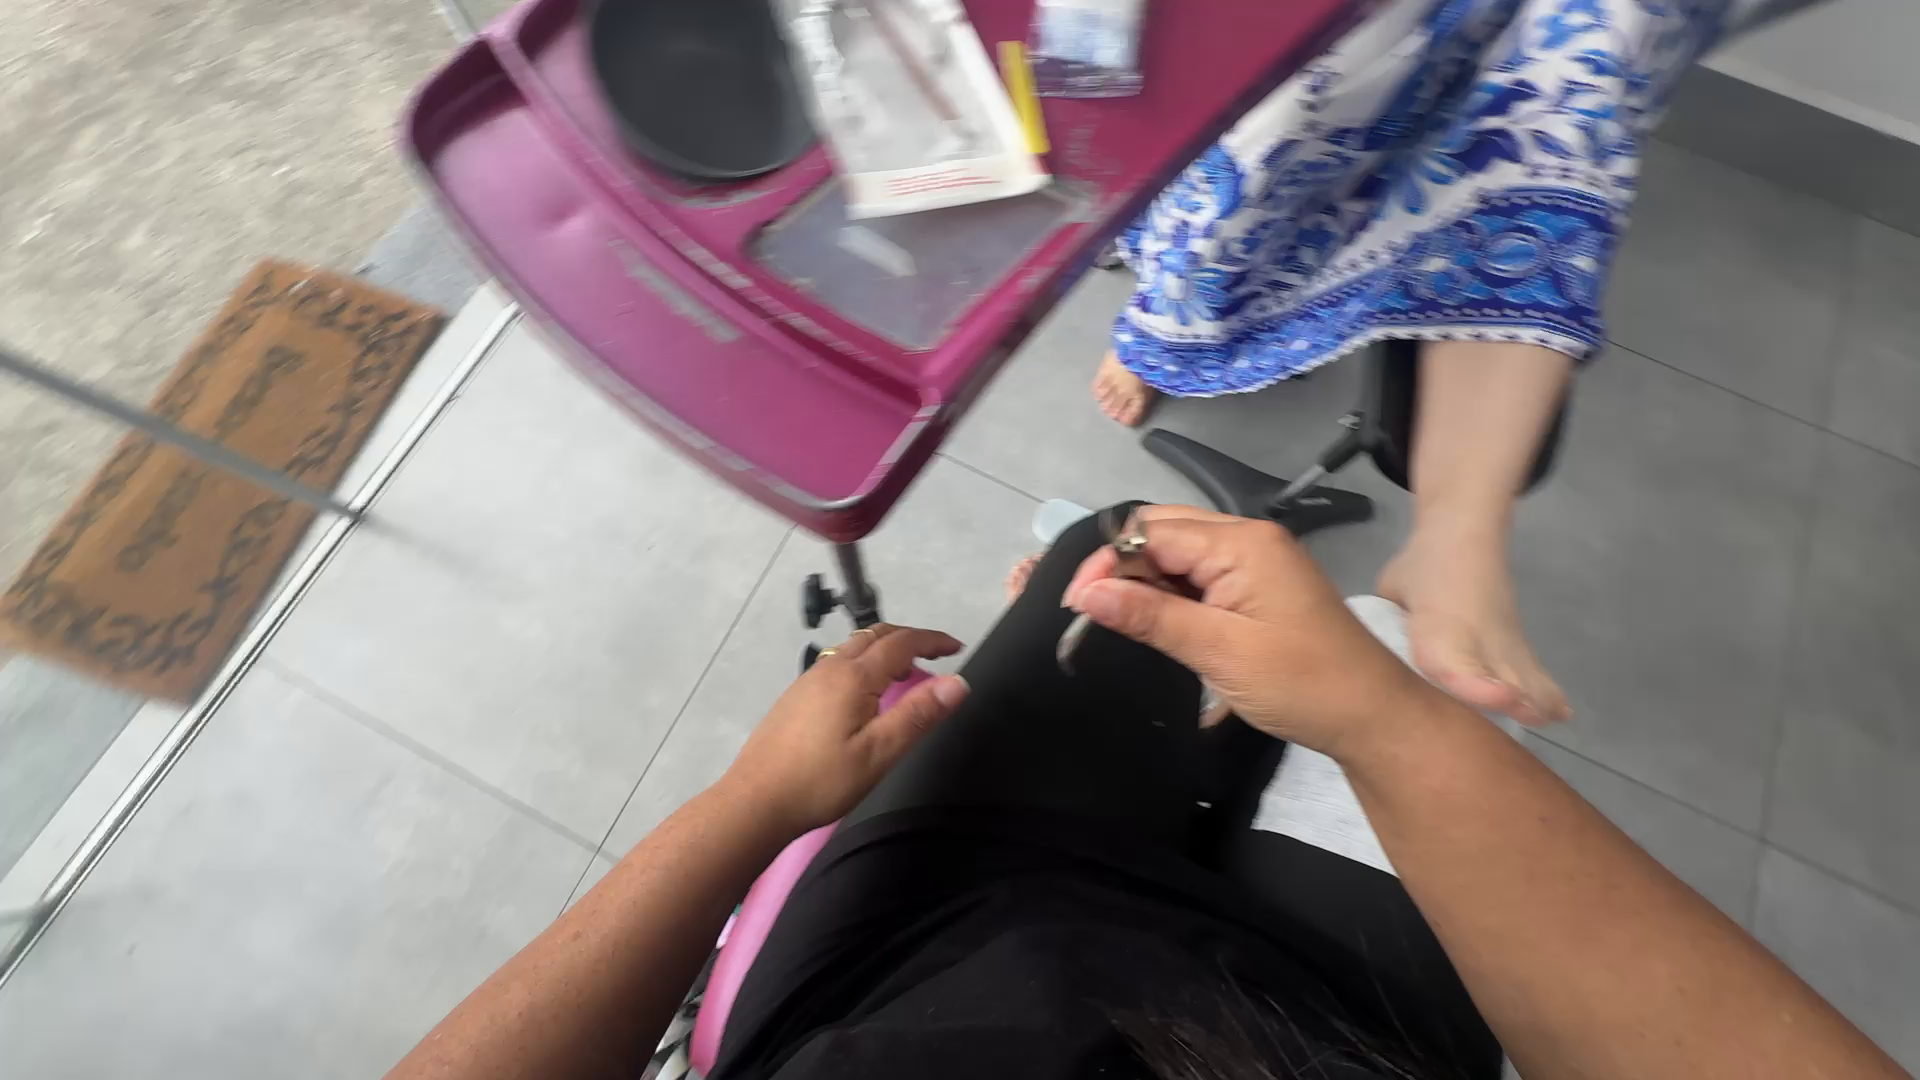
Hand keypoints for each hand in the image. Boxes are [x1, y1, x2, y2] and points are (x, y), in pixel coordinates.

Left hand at [718, 624, 969, 835]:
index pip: (902, 643)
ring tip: (908, 673)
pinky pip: (840, 661)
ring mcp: (809, 679)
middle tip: (936, 656)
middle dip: (911, 638)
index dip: (932, 640)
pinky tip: (868, 693)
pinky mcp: (797, 695)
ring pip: (855, 646)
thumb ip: (919, 715)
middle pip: (876, 634)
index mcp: (853, 676)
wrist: (754, 802)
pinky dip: (866, 662)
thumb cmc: (821, 781)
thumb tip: (958, 682)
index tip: (958, 647)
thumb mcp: (878, 753)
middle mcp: (830, 667)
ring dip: (887, 649)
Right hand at [1062, 505, 1449, 758]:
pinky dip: (1168, 588)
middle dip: (1121, 564)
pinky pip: (1197, 569)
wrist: (1374, 716)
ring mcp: (1254, 557)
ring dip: (1143, 577)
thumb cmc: (1302, 683)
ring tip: (1119, 615)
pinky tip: (1155, 615)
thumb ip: (1150, 616)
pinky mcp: (1255, 580)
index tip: (1076, 604)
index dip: (1109, 562)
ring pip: (1176, 549)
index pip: (1152, 533)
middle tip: (1092, 609)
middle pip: (1162, 530)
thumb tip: (1086, 593)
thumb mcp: (1218, 652)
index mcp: (1241, 543)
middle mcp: (1246, 536)